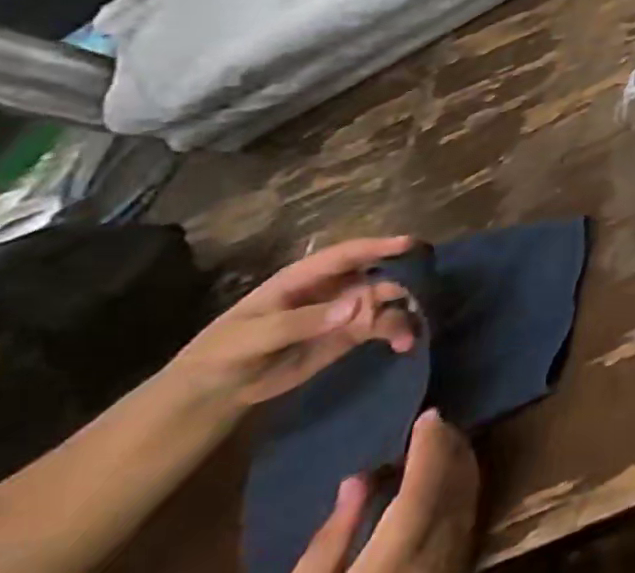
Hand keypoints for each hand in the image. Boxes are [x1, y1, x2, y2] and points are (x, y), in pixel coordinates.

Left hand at [166, 236, 420, 410]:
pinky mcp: (352, 333)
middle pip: (376, 276)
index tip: (410, 244)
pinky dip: (399, 332)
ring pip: (386, 302)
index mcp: (307, 276)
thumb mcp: (255, 336)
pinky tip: (404, 344)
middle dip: (400, 284)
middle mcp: (334, 287)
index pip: (348, 254)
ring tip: (408, 336)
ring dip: (403, 313)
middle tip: (417, 301)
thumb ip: (303, 320)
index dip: (379, 246)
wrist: (216, 390)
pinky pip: (384, 325)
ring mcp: (345, 310)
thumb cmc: (227, 351)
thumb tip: (356, 307)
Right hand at [293, 409, 479, 572]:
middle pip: (455, 494)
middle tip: (438, 422)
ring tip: (446, 443)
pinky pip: (466, 529)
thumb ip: (330, 542)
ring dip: (462, 470)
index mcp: (393, 563)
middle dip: (452, 451)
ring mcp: (450, 571)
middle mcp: (433, 563)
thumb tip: (358, 480)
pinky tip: (450, 485)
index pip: (425, 490)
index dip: (431, 447)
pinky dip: (463, 496)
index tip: (428, 415)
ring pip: (468, 509)